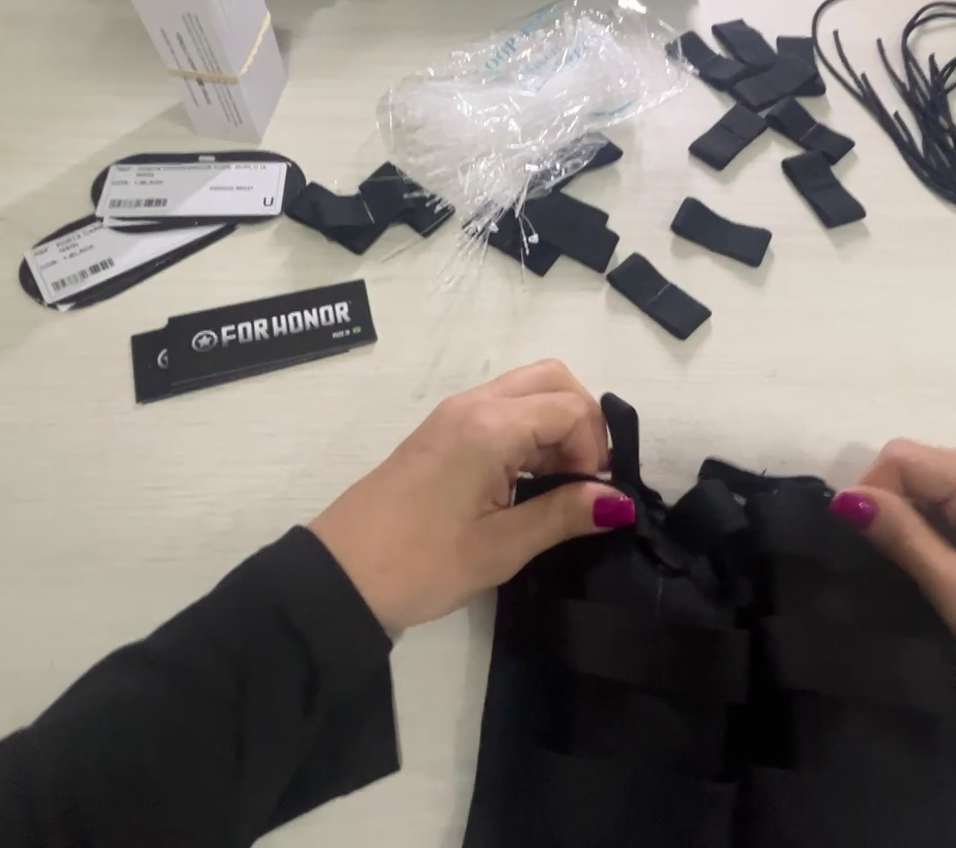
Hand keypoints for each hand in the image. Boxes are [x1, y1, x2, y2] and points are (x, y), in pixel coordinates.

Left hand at [309, 361, 635, 633]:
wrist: (339, 577)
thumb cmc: (420, 564)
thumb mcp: (500, 547)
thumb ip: (563, 514)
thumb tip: (617, 501)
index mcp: (488, 426)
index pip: (570, 407)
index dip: (594, 448)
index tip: (589, 496)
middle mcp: (473, 404)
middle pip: (552, 379)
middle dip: (581, 422)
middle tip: (580, 479)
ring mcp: (455, 413)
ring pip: (527, 389)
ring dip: (555, 425)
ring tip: (555, 486)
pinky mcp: (444, 429)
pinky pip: (503, 408)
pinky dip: (529, 431)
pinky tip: (526, 480)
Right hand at [830, 442, 955, 788]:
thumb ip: (904, 539)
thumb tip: (845, 499)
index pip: (906, 457)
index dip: (871, 488)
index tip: (858, 539)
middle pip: (922, 462)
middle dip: (889, 498)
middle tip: (882, 556)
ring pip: (939, 481)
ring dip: (911, 511)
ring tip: (908, 561)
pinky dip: (936, 522)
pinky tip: (938, 562)